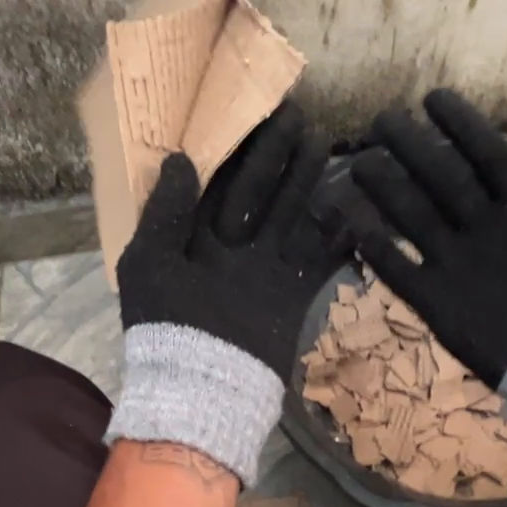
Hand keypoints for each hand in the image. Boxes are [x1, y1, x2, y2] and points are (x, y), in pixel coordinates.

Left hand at [107, 103, 346, 484]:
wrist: (202, 392)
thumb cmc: (166, 326)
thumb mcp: (150, 263)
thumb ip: (165, 213)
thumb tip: (180, 158)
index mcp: (191, 239)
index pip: (215, 183)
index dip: (232, 150)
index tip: (249, 114)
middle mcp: (230, 249)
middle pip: (256, 192)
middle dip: (274, 156)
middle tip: (296, 116)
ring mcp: (263, 270)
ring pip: (288, 215)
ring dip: (305, 182)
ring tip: (324, 145)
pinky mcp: (292, 294)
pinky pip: (319, 260)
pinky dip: (339, 238)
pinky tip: (356, 209)